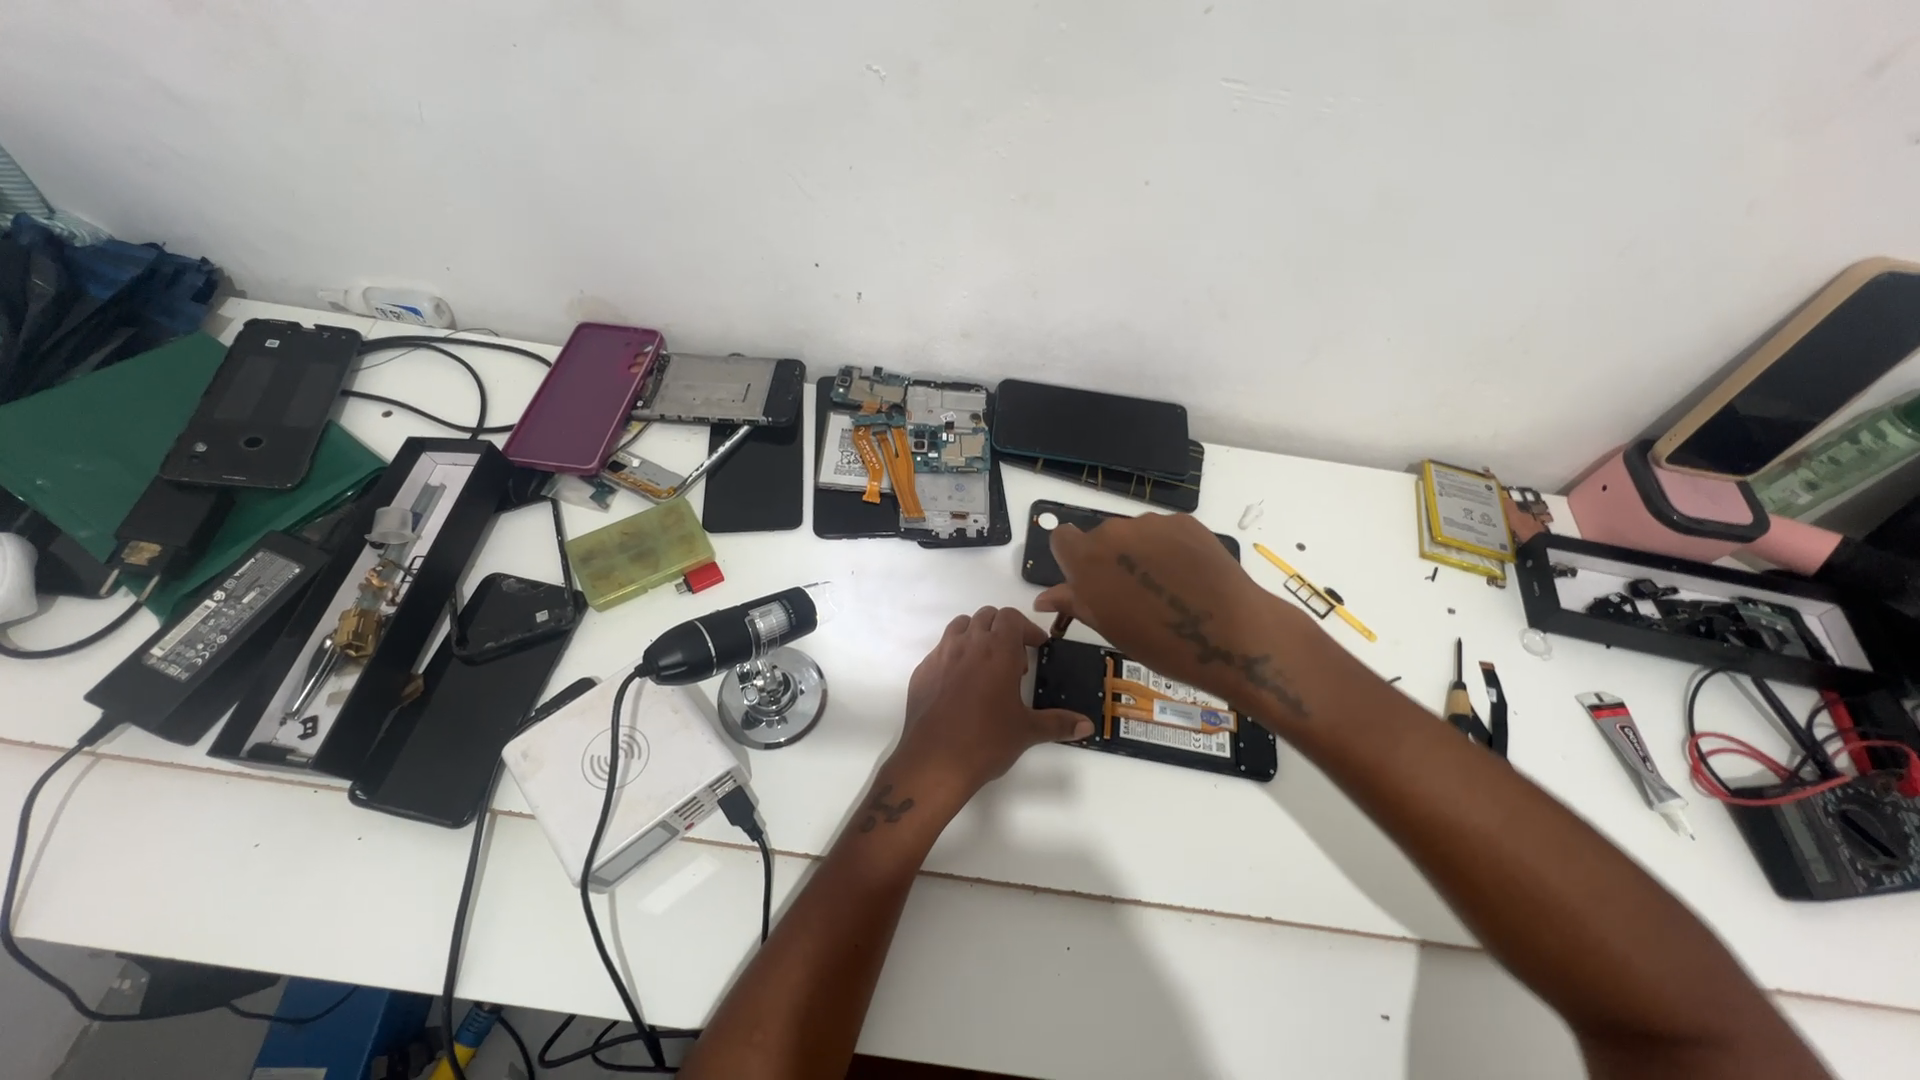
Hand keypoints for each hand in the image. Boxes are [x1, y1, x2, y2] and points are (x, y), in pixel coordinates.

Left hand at [891, 607, 1094, 800]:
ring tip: (986, 666)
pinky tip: (960, 686)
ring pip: (960, 627)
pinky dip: (955, 656)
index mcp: (998, 650)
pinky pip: (941, 650)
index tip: (1036, 647)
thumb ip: (1058, 723)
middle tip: (1014, 662)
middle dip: (1003, 630)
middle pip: (986, 616)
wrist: (934, 760)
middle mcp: (968, 644)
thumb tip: (1087, 726)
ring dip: (977, 636)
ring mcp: (941, 655)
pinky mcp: (922, 671)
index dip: (1027, 628)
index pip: (1012, 617)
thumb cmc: (986, 741)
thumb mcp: (1027, 731)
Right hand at [1035, 513, 1310, 719]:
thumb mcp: (1109, 628)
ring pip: (1134, 534)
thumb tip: (1043, 599)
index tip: (1089, 582)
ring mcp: (1152, 524)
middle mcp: (1114, 532)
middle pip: (1101, 537)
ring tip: (1165, 588)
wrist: (1229, 631)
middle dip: (1109, 559)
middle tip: (1131, 595)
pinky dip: (1169, 549)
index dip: (1072, 559)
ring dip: (1140, 553)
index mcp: (1087, 560)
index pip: (1062, 539)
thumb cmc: (1159, 641)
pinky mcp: (1185, 522)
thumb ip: (1074, 603)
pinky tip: (1187, 577)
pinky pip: (1165, 532)